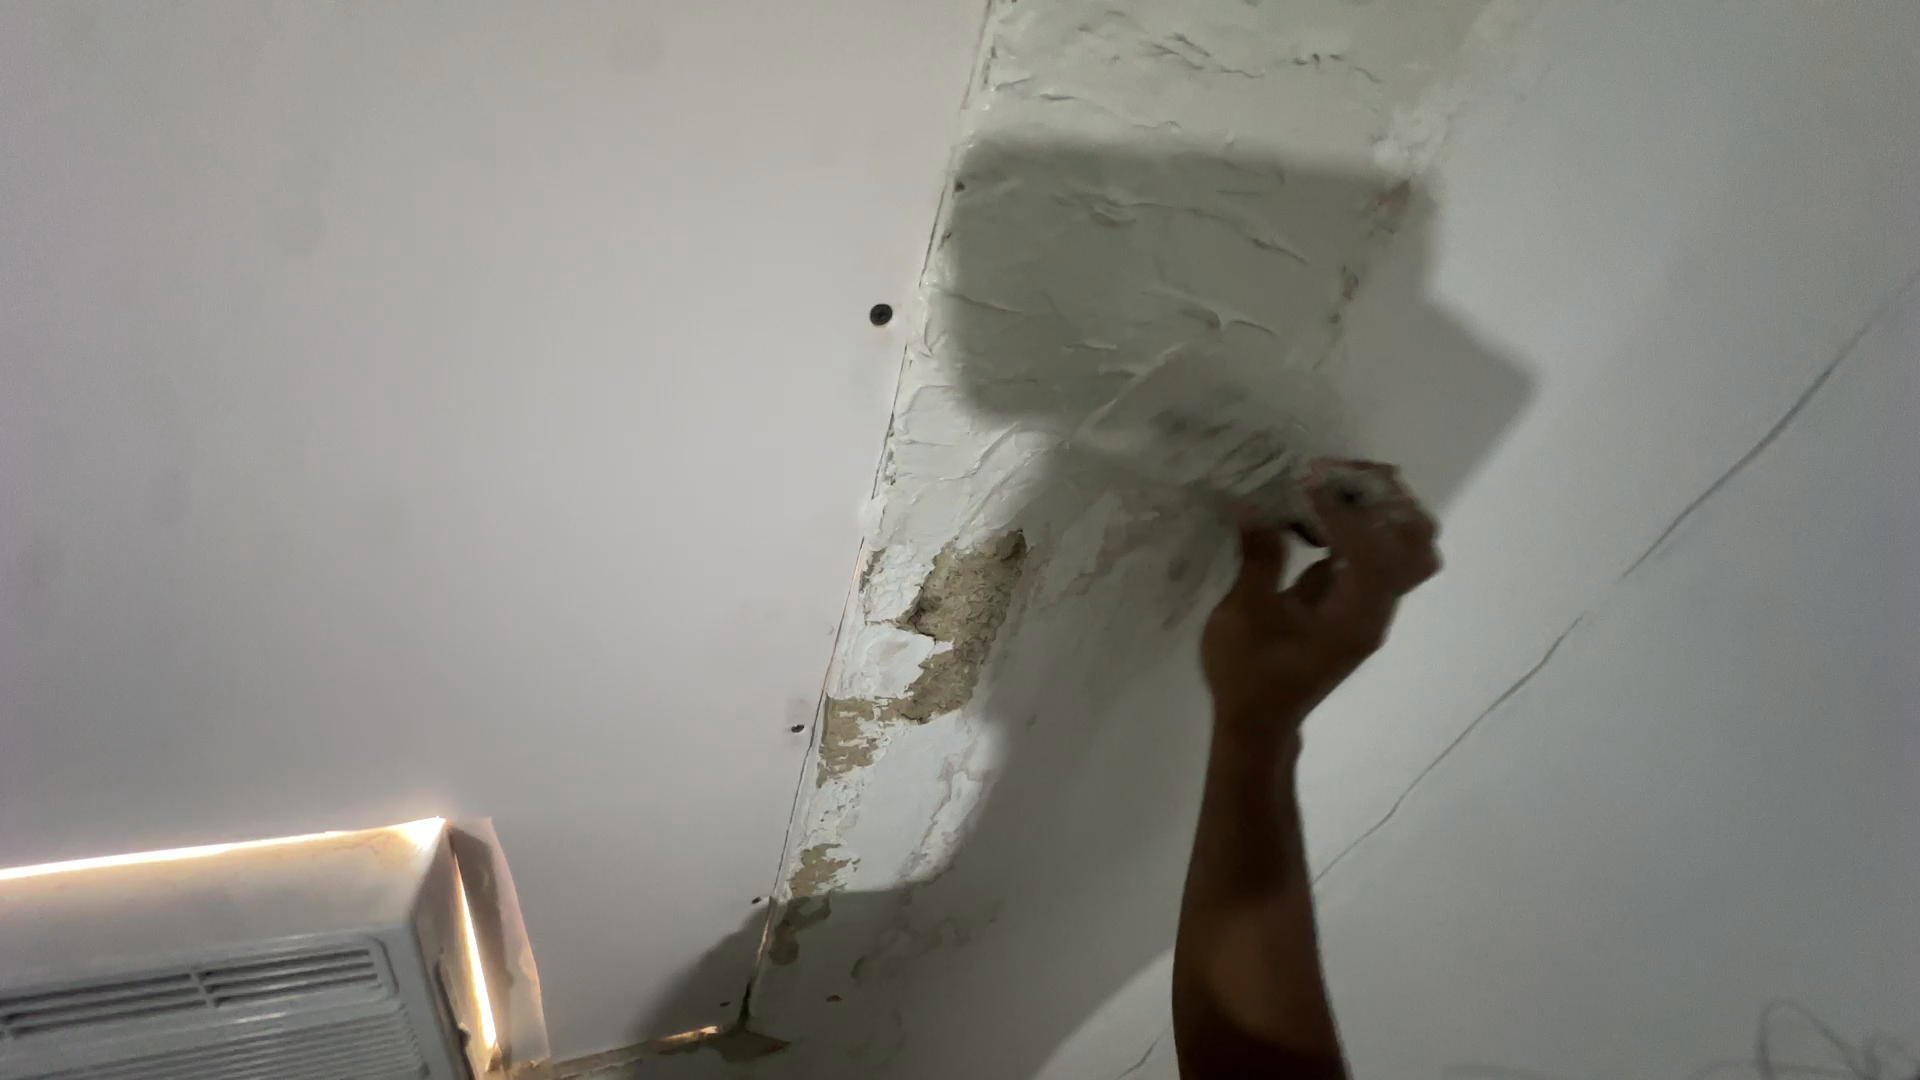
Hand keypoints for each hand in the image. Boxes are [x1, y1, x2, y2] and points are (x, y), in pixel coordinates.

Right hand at [1201, 460, 1439, 730]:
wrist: (1258, 721)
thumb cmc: (1247, 674)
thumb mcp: (1242, 615)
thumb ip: (1257, 558)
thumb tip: (1253, 507)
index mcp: (1354, 616)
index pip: (1372, 548)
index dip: (1342, 508)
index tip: (1303, 479)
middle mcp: (1376, 609)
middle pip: (1416, 544)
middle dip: (1383, 500)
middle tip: (1336, 474)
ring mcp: (1369, 608)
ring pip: (1406, 549)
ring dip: (1378, 510)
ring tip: (1333, 484)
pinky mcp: (1354, 606)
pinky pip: (1376, 556)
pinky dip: (1358, 526)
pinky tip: (1317, 512)